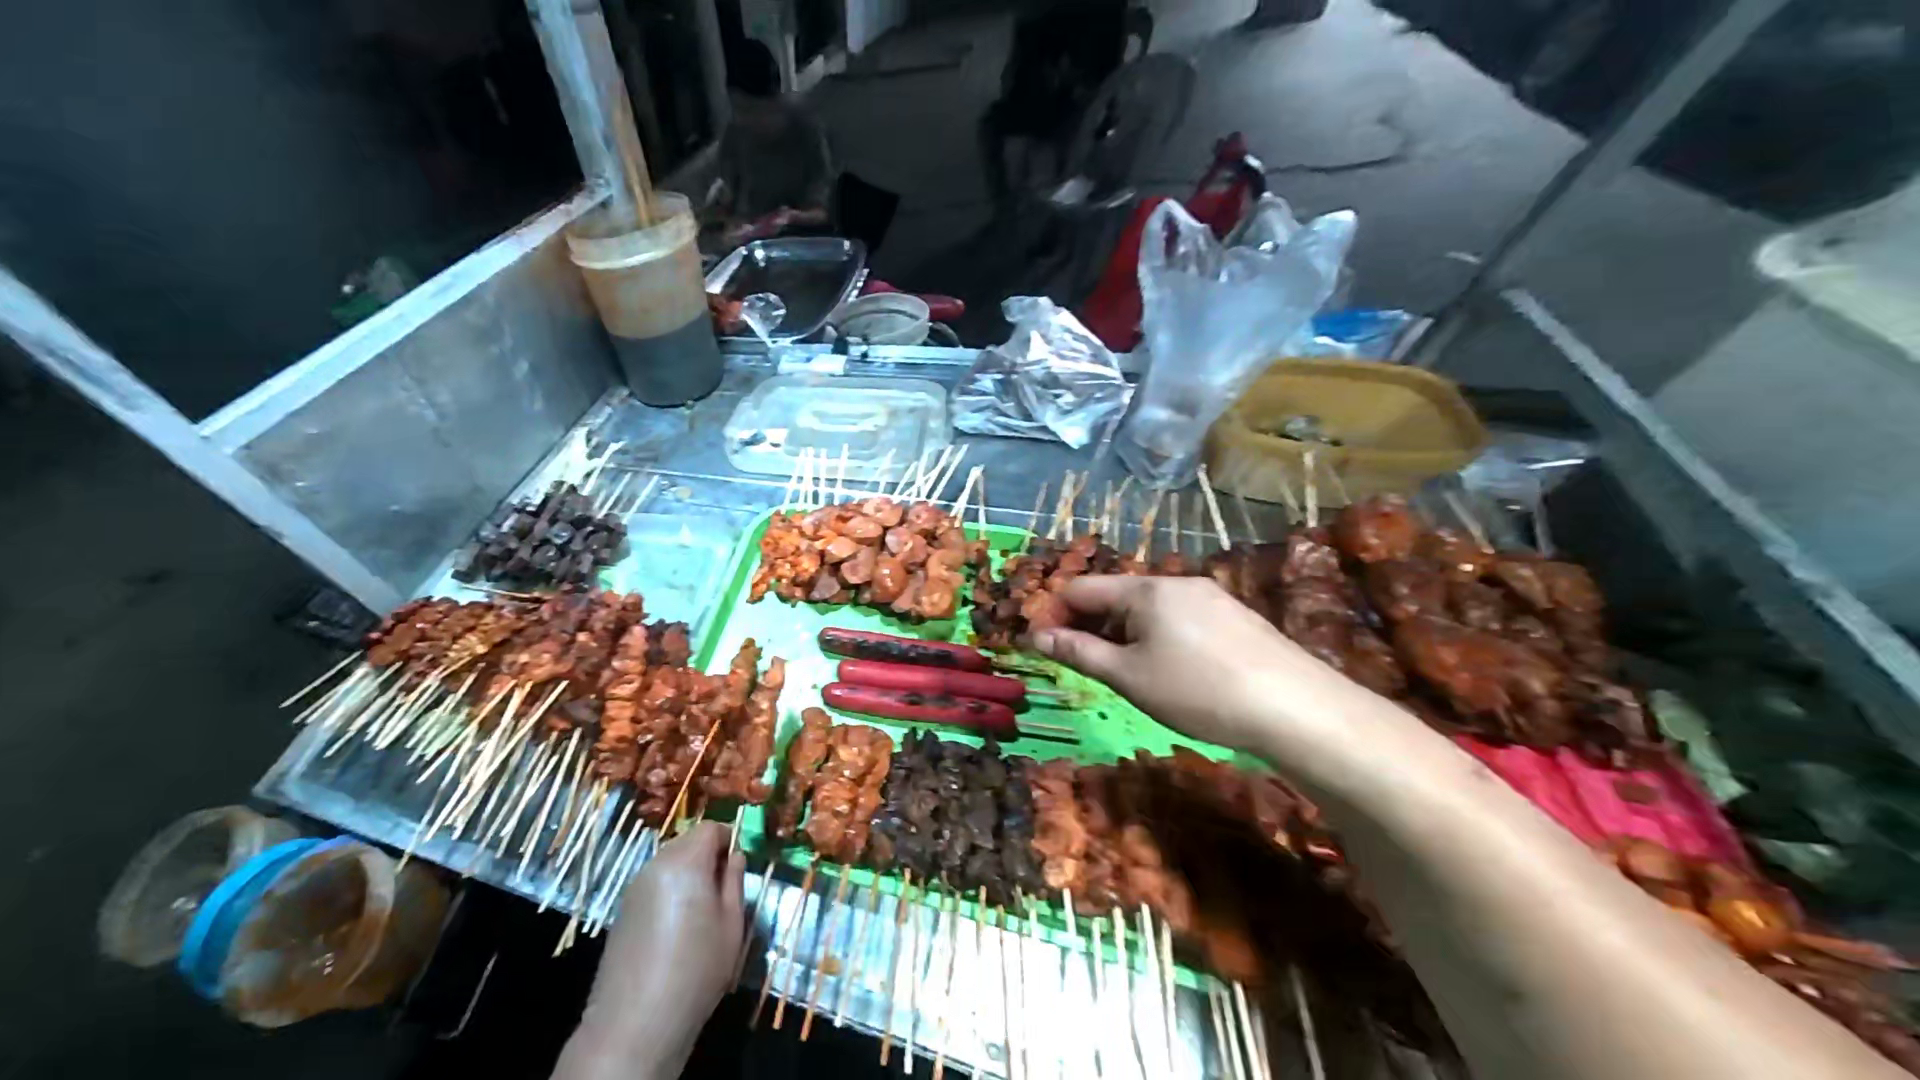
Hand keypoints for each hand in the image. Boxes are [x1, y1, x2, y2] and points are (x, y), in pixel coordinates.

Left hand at [555, 823, 745, 1079]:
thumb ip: (735, 881)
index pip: (711, 828)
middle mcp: (655, 866)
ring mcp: (634, 888)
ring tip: (701, 910)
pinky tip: (677, 927)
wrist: (635, 1024)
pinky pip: (654, 885)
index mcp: (685, 862)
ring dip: (688, 874)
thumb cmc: (696, 969)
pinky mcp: (622, 911)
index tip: (739, 865)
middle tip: (724, 889)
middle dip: (708, 855)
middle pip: (688, 842)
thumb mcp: (732, 924)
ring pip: (670, 863)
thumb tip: (735, 857)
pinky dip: (670, 891)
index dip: (729, 839)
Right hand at [1029, 575, 1378, 756]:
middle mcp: (1176, 583)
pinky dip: (1156, 639)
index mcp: (1145, 590)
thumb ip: (1079, 652)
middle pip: (1116, 596)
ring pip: (1148, 610)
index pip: (1082, 589)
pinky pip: (1178, 620)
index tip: (1043, 648)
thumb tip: (1038, 637)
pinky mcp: (1234, 618)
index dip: (1054, 616)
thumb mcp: (1128, 676)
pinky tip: (1169, 672)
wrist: (1294, 708)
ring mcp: (1210, 598)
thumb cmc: (1197, 691)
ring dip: (1122, 635)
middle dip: (1090, 627)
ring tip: (1124, 675)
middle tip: (1082, 668)